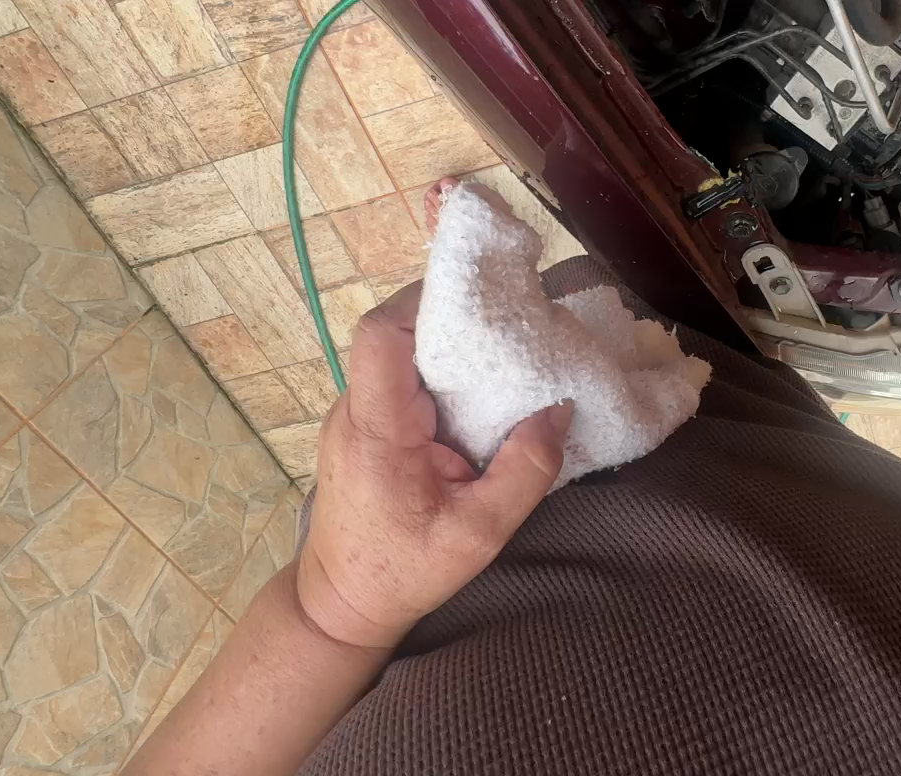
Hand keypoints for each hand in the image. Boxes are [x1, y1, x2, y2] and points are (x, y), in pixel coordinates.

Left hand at [295, 282, 571, 649]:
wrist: (340, 605)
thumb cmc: (404, 571)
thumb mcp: (479, 534)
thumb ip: (525, 472)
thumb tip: (559, 409)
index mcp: (378, 429)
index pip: (381, 336)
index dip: (424, 301)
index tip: (481, 295)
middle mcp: (359, 410)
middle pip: (397, 334)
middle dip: (453, 317)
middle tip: (511, 319)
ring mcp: (359, 415)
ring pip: (402, 354)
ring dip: (450, 344)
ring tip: (505, 348)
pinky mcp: (369, 425)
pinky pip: (405, 378)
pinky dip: (443, 371)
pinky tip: (482, 387)